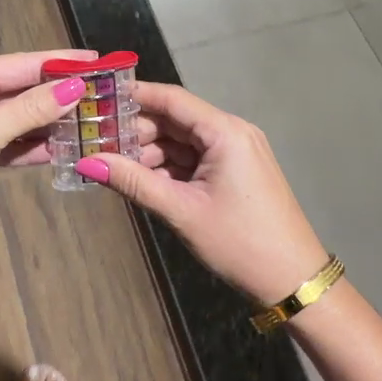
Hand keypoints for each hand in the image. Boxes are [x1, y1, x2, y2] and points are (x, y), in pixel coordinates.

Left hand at [0, 50, 142, 252]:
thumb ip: (30, 109)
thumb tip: (76, 85)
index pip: (25, 64)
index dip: (63, 63)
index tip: (101, 62)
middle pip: (26, 90)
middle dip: (63, 95)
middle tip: (106, 98)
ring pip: (24, 119)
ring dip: (54, 123)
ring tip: (95, 124)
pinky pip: (16, 144)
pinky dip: (38, 147)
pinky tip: (67, 150)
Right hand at [77, 81, 326, 304]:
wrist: (295, 283)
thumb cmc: (240, 243)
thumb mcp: (182, 211)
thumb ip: (133, 182)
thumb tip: (86, 163)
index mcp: (225, 131)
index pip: (171, 98)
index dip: (134, 96)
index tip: (98, 98)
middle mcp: (231, 132)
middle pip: (174, 119)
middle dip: (137, 131)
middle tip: (97, 142)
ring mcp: (235, 152)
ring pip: (181, 141)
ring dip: (150, 152)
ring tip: (113, 166)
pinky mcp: (235, 172)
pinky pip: (193, 159)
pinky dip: (168, 167)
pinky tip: (142, 180)